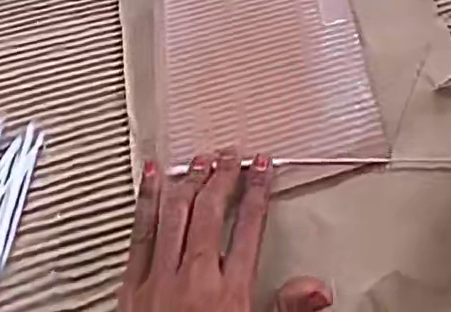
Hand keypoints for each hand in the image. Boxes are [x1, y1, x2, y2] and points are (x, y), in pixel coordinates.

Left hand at [118, 153, 330, 311]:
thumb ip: (285, 309)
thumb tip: (320, 289)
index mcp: (229, 296)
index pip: (250, 226)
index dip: (259, 189)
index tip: (263, 164)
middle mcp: (195, 282)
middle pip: (212, 212)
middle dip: (224, 177)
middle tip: (233, 154)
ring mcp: (159, 284)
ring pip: (178, 215)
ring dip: (192, 181)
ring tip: (202, 157)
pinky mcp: (130, 292)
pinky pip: (140, 235)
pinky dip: (147, 201)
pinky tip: (153, 174)